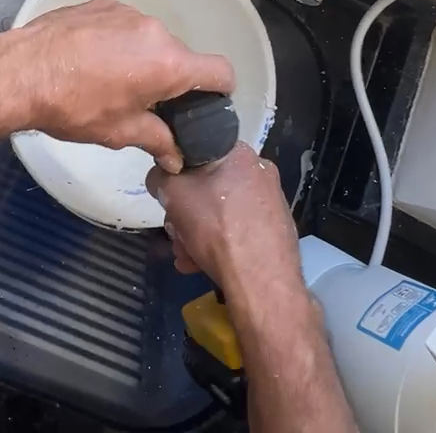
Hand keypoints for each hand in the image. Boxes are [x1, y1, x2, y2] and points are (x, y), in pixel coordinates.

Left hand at [0, 0, 235, 173]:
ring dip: (141, 58)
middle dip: (170, 79)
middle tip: (145, 102)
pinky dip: (117, 41)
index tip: (207, 103)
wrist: (21, 72)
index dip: (220, 90)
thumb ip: (157, 141)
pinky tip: (90, 59)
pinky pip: (123, 24)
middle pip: (180, 56)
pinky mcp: (102, 3)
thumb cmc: (73, 107)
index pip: (220, 71)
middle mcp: (155, 31)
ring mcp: (128, 13)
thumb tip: (176, 158)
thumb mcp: (119, 133)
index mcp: (168, 64)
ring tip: (110, 80)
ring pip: (150, 39)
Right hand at [147, 145, 302, 305]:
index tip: (169, 198)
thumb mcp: (173, 193)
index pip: (199, 153)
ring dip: (197, 233)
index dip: (178, 175)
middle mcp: (260, 173)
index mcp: (241, 153)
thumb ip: (160, 176)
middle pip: (208, 188)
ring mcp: (271, 204)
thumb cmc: (217, 227)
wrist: (261, 282)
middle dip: (185, 213)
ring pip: (221, 213)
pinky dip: (217, 245)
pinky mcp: (275, 232)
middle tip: (176, 233)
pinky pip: (237, 231)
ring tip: (186, 257)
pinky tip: (201, 265)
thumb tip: (162, 178)